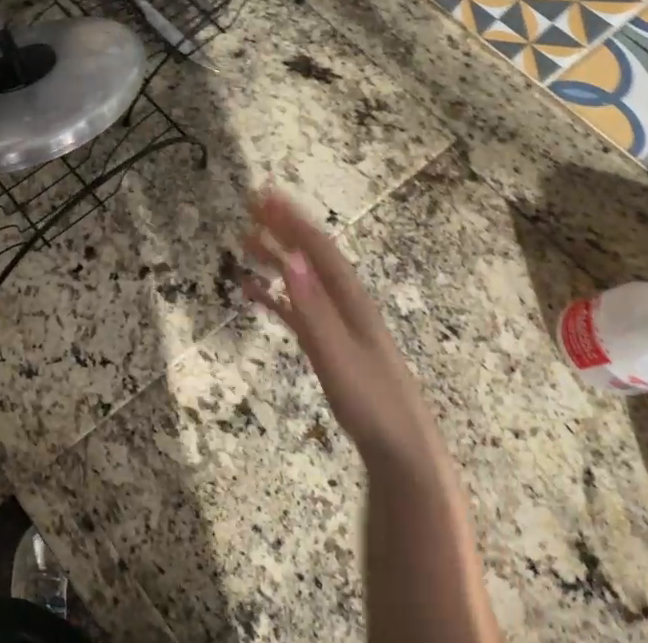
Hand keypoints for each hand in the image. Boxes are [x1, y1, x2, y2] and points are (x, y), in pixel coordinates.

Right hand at [238, 189, 443, 466]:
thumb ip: (313, 308)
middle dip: (283, 229)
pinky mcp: (329, 348)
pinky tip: (253, 293)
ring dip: (276, 258)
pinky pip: (297, 311)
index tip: (264, 195)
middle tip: (250, 206)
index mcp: (351, 301)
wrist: (402, 452)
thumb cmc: (372, 403)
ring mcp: (338, 326)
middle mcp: (346, 305)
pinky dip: (275, 296)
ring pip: (303, 281)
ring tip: (245, 241)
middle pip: (311, 258)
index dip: (291, 220)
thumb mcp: (338, 354)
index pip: (318, 248)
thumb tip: (289, 258)